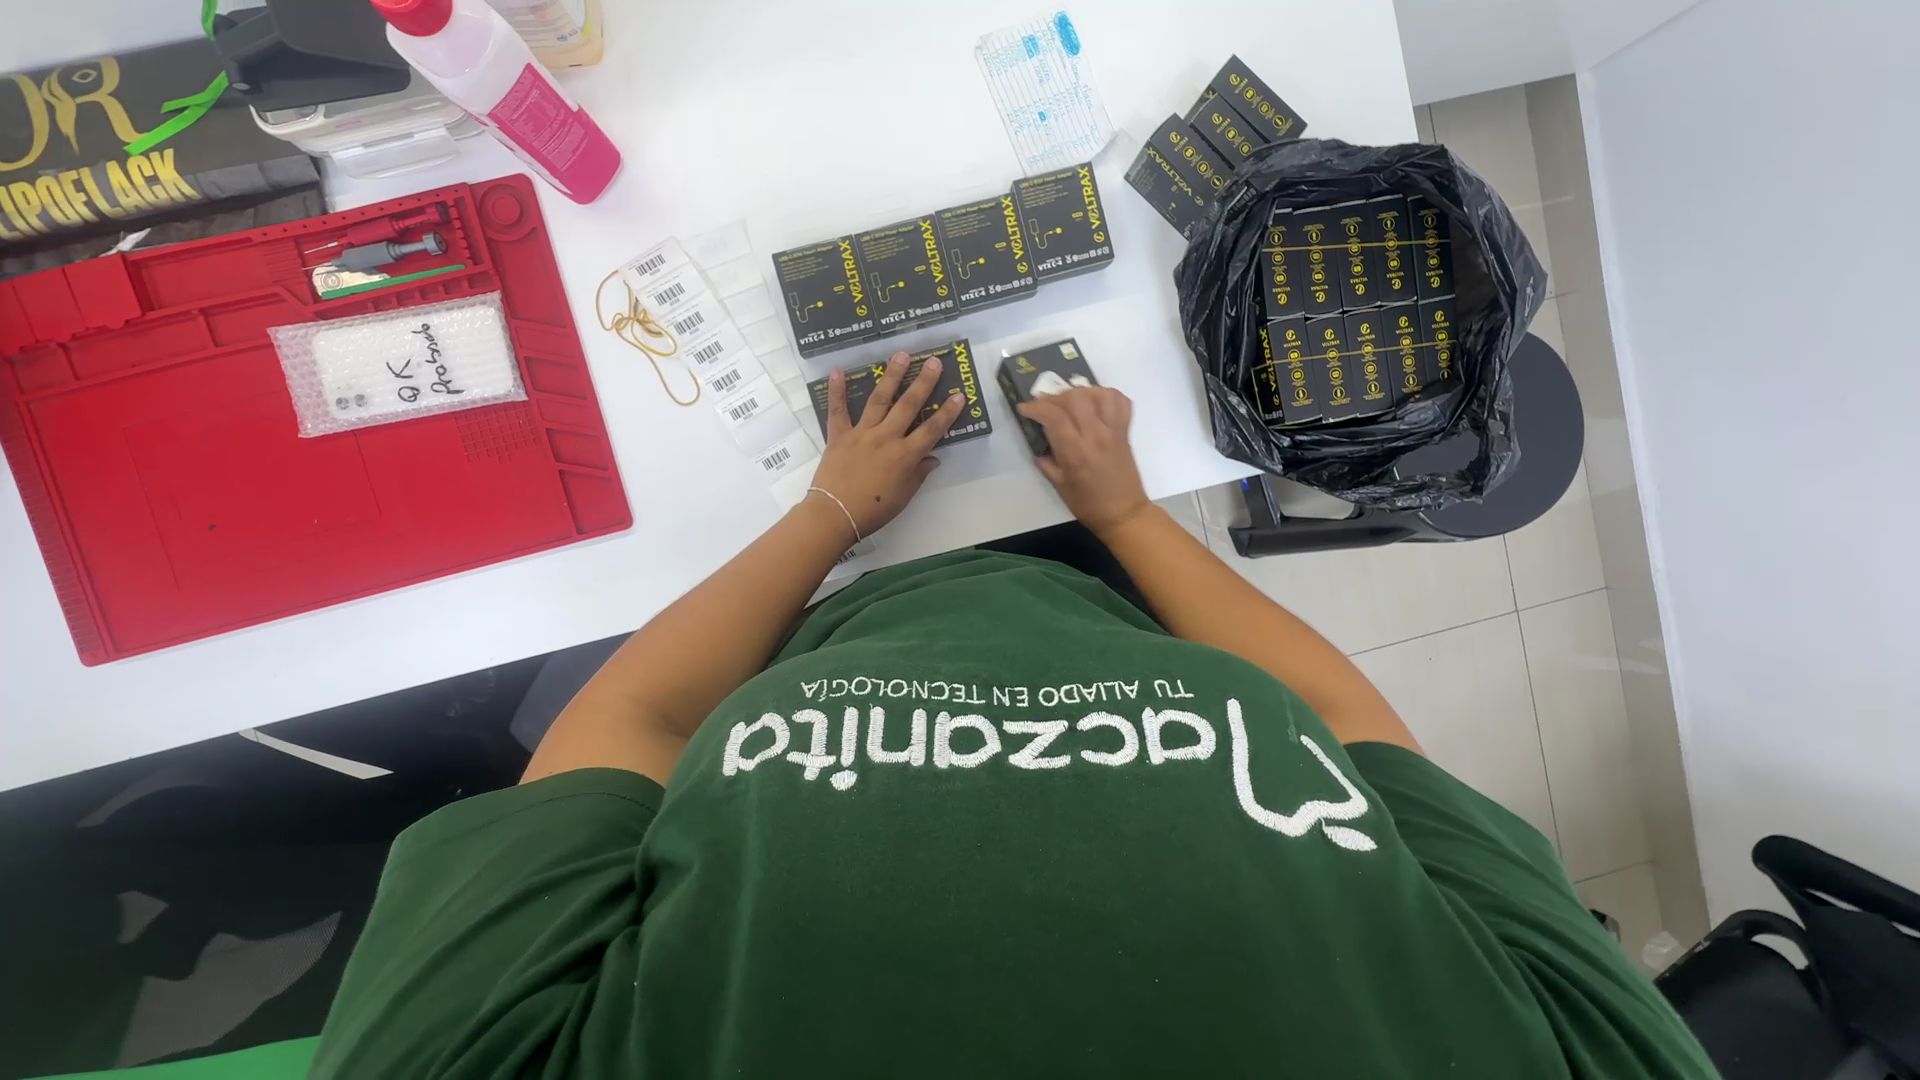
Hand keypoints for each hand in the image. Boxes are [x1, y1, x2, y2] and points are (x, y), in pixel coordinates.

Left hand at [809, 351, 962, 539]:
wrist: (835, 515)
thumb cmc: (873, 511)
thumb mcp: (903, 497)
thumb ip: (918, 475)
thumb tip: (932, 459)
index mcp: (905, 456)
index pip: (932, 430)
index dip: (947, 413)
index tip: (959, 395)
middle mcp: (886, 438)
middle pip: (908, 406)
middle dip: (923, 382)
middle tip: (933, 361)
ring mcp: (862, 434)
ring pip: (879, 400)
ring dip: (891, 376)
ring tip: (900, 355)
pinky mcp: (839, 436)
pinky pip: (837, 411)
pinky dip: (837, 391)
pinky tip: (838, 371)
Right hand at [1017, 387, 1151, 536]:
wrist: (1124, 513)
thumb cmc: (1088, 505)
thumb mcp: (1059, 486)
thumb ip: (1046, 462)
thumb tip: (1038, 445)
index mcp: (1076, 453)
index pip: (1054, 417)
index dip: (1036, 407)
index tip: (1025, 408)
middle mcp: (1096, 436)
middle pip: (1076, 398)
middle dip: (1055, 397)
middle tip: (1046, 405)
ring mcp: (1114, 431)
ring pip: (1099, 394)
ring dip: (1081, 392)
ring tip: (1070, 401)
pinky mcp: (1125, 431)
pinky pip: (1120, 402)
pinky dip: (1106, 395)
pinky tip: (1095, 402)